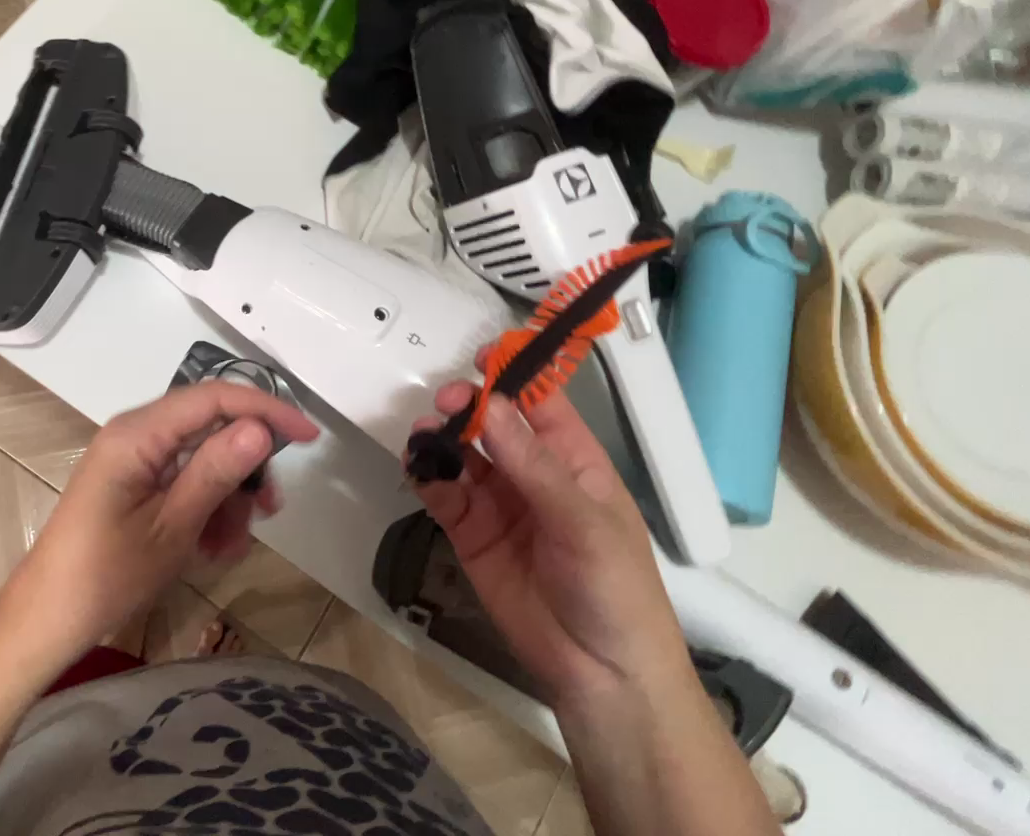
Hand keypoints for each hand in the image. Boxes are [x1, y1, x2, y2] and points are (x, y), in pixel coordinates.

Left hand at [0, 381, 318, 661]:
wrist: (49, 617)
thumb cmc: (106, 575)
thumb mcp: (172, 527)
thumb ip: (215, 473)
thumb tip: (259, 428)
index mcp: (138, 433)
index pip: (214, 397)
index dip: (265, 410)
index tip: (307, 437)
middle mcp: (136, 433)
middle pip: (212, 427)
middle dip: (244, 470)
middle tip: (265, 514)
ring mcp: (135, 458)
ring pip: (204, 458)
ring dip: (227, 499)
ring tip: (225, 549)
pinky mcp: (136, 481)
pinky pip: (185, 480)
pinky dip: (206, 509)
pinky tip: (209, 548)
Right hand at [410, 381, 692, 714]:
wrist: (598, 673)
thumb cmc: (613, 589)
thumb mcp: (583, 523)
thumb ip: (532, 464)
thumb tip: (489, 405)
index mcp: (574, 461)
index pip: (541, 403)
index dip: (514, 374)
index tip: (483, 356)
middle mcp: (531, 473)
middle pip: (491, 422)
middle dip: (467, 405)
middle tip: (445, 404)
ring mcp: (498, 502)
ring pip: (461, 453)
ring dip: (439, 438)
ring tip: (422, 437)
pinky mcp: (469, 533)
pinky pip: (442, 493)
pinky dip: (425, 476)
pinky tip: (416, 469)